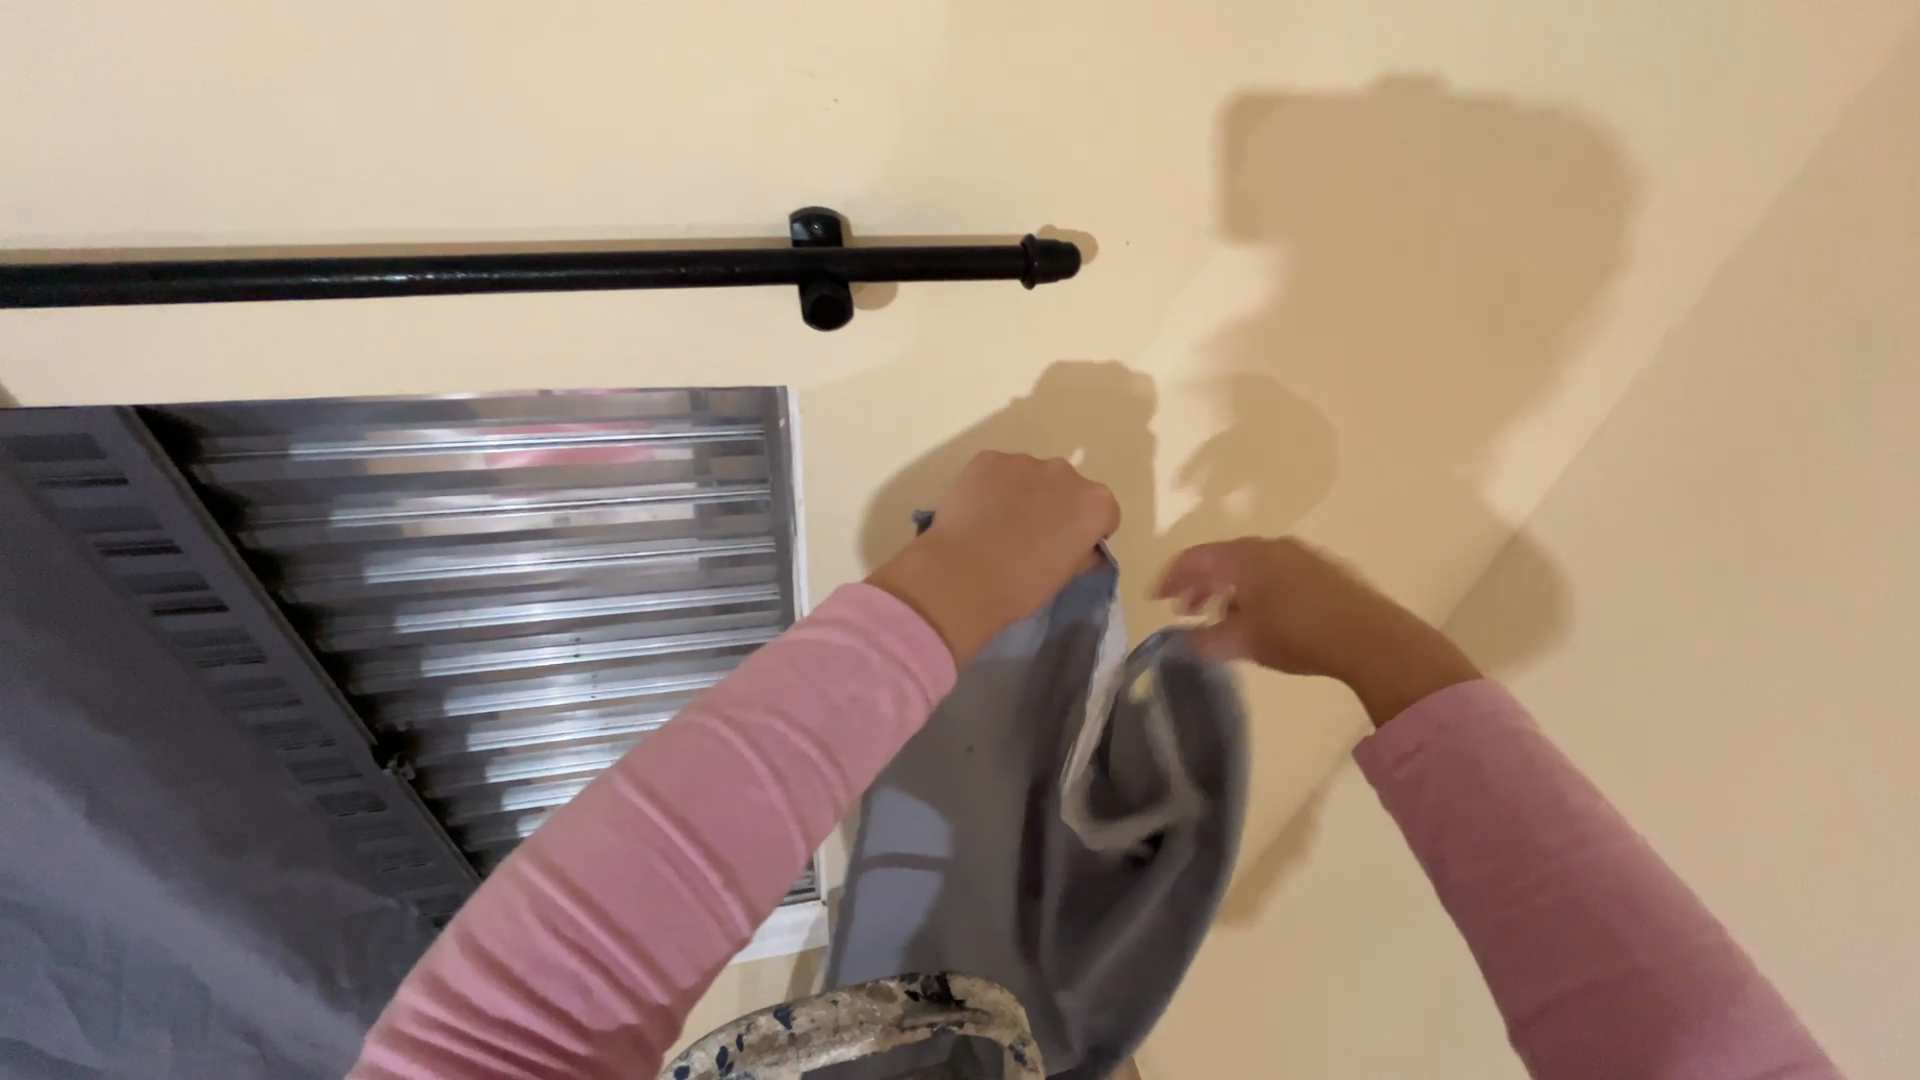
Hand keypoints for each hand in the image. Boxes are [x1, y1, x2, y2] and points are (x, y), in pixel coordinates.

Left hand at [868, 452, 1119, 664]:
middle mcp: (1065, 472)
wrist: (963, 575)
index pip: (1103, 513)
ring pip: (1029, 476)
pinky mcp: (987, 459)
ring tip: (996, 526)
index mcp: (1095, 503)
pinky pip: (996, 472)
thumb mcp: (1066, 576)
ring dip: (1021, 493)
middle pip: (1066, 488)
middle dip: (1054, 506)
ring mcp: (1024, 462)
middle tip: (1028, 536)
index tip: (1065, 548)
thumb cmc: (1023, 585)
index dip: (1085, 532)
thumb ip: (1082, 553)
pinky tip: (976, 514)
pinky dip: (990, 487)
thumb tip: (1083, 547)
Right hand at [1154, 537, 1480, 726]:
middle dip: (1200, 585)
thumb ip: (1206, 641)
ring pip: (1250, 567)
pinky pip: (1275, 573)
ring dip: (1229, 589)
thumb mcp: (1244, 643)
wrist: (1374, 640)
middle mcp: (1270, 547)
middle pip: (1222, 560)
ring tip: (1223, 618)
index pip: (1194, 559)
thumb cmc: (1298, 636)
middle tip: (1186, 610)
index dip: (1171, 578)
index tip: (1155, 597)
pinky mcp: (1324, 570)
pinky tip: (1262, 616)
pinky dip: (1257, 590)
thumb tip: (1183, 641)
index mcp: (1244, 557)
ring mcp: (1300, 555)